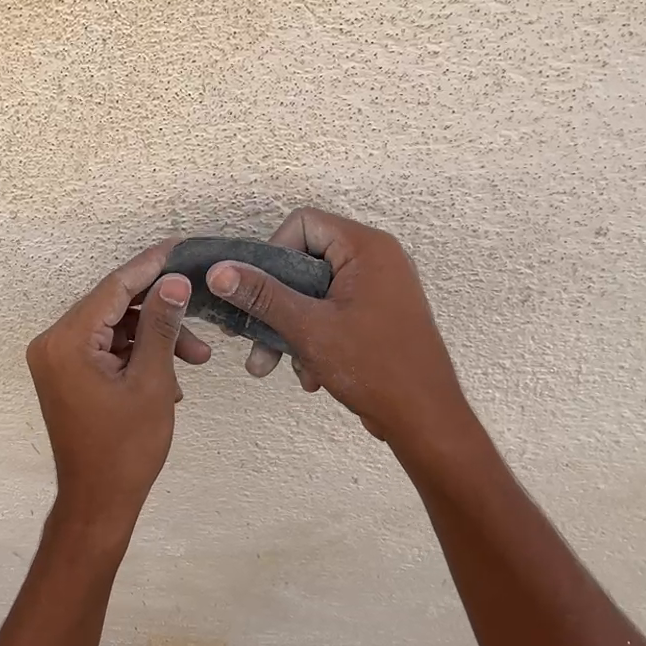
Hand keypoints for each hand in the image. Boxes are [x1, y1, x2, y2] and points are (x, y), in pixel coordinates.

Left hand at [25, 240, 211, 532]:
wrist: (98, 502)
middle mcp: (53, 342)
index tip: (181, 246)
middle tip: (201, 308)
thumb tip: (174, 280)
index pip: (114, 287)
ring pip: (114, 328)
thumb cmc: (126, 449)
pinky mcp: (66, 373)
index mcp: (66, 341)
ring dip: (154, 337)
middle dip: (161, 310)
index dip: (151, 265)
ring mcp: (56, 359)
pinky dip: (137, 355)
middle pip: (114, 306)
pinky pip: (105, 348)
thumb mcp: (152, 381)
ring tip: (198, 358)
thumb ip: (162, 325)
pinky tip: (171, 376)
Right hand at [206, 208, 470, 444]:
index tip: (257, 288)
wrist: (426, 421)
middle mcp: (376, 259)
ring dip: (289, 327)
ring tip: (273, 364)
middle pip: (303, 260)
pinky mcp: (376, 313)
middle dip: (274, 302)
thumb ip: (261, 295)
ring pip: (312, 291)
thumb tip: (219, 272)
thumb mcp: (307, 327)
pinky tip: (308, 373)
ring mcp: (379, 287)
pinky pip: (330, 310)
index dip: (272, 252)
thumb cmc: (376, 368)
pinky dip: (312, 337)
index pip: (303, 223)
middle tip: (250, 333)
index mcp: (367, 248)